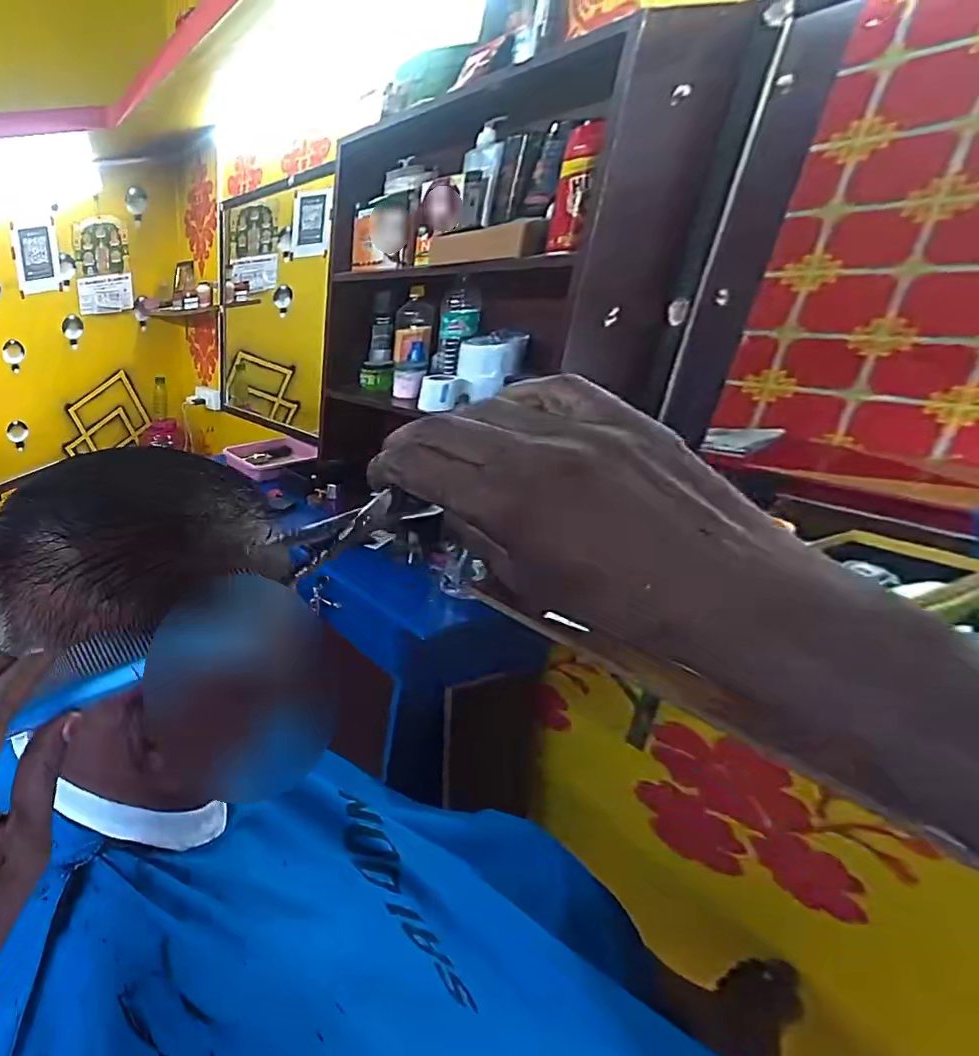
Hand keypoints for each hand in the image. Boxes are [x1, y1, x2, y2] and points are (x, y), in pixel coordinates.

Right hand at [368, 374, 978, 852]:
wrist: (735, 596)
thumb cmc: (617, 606)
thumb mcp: (520, 580)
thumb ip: (471, 531)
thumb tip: (442, 505)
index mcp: (505, 498)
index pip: (416, 460)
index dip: (385, 468)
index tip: (378, 481)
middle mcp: (535, 449)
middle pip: (440, 425)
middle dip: (407, 444)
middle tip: (401, 465)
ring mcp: (583, 426)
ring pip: (488, 404)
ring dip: (457, 426)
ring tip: (456, 449)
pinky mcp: (623, 417)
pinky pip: (549, 390)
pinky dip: (514, 403)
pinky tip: (510, 422)